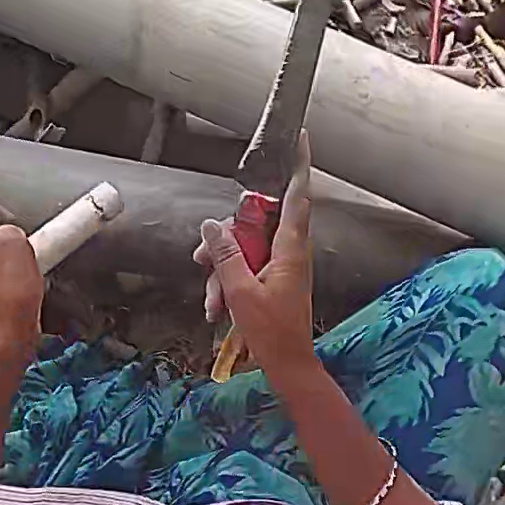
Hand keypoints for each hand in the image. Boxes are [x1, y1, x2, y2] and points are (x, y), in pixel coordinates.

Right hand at [195, 133, 314, 373]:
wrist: (289, 365)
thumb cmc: (271, 332)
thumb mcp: (240, 292)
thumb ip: (225, 256)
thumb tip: (211, 224)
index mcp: (290, 250)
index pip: (296, 198)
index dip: (298, 167)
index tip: (301, 139)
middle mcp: (290, 252)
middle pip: (258, 224)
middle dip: (227, 238)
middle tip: (202, 260)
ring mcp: (284, 266)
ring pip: (248, 249)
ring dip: (224, 269)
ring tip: (211, 299)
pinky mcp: (276, 279)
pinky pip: (250, 268)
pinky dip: (232, 283)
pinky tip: (217, 307)